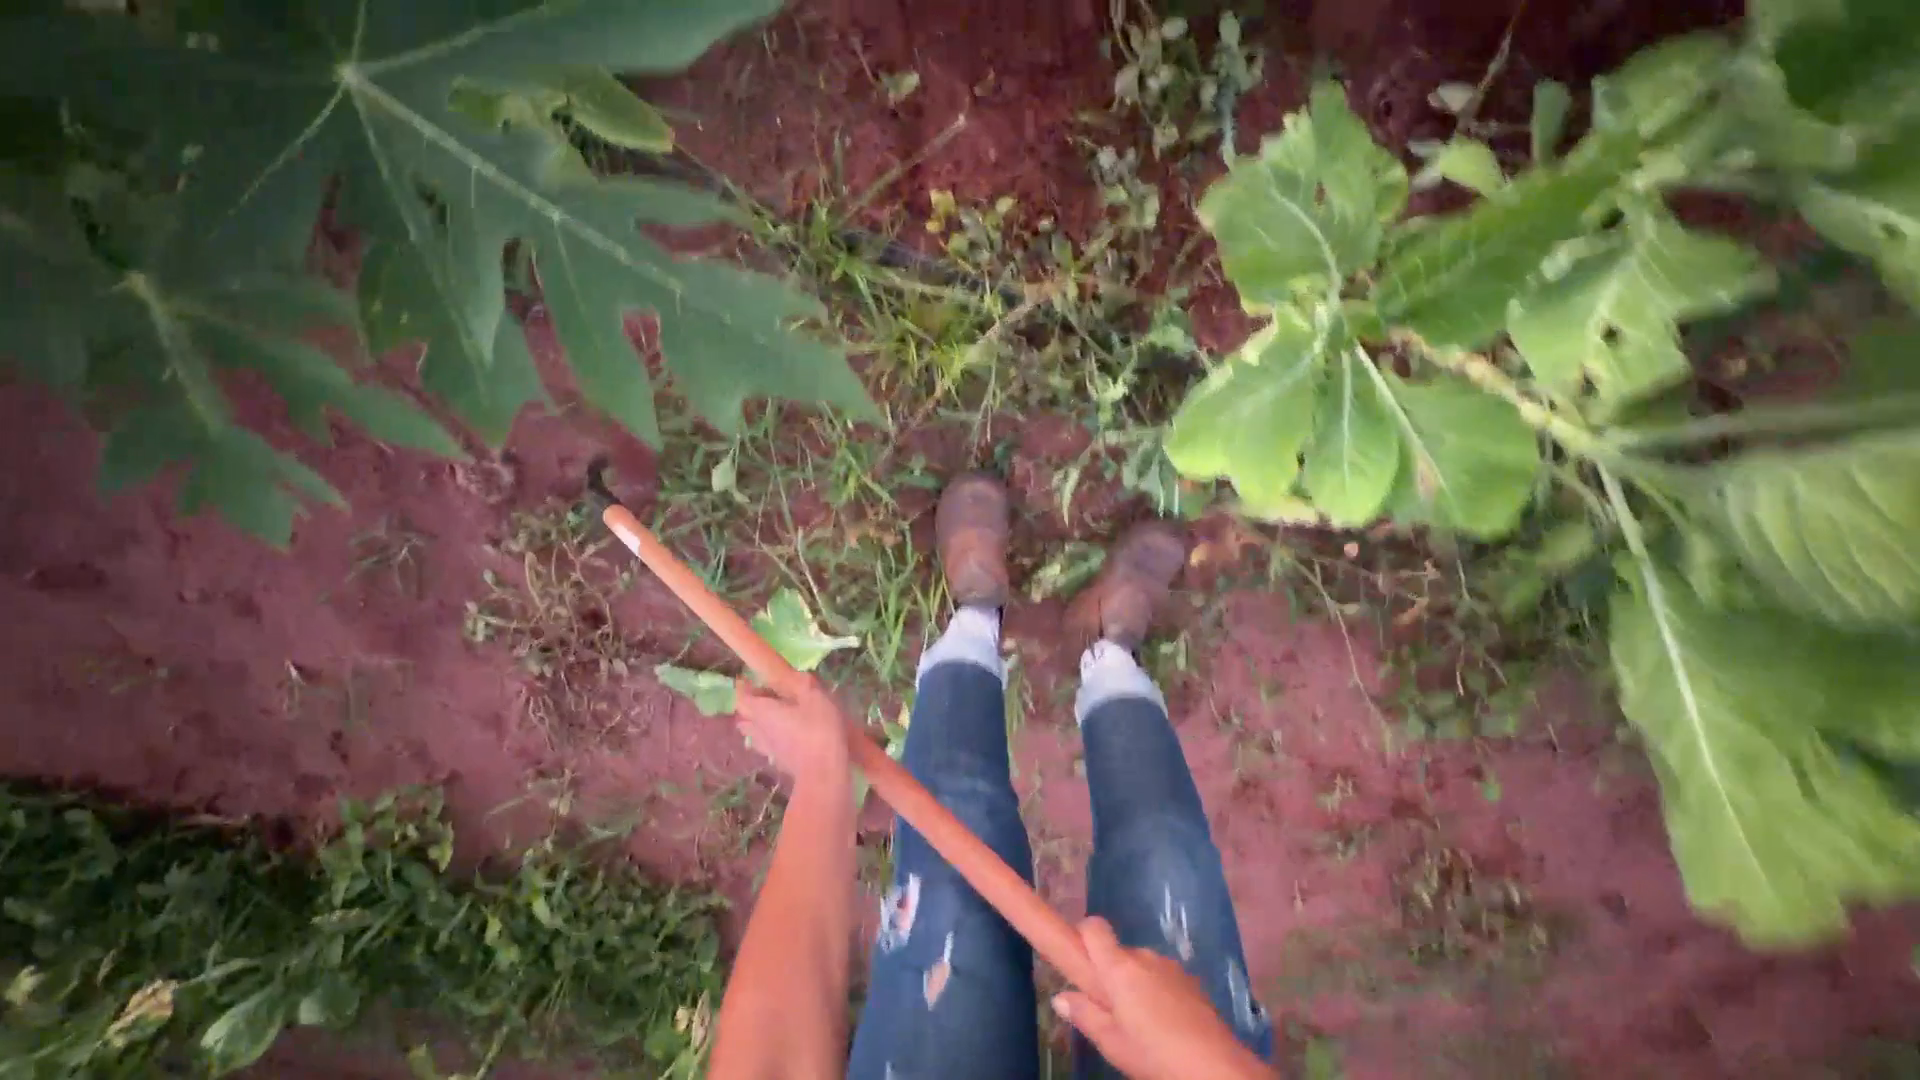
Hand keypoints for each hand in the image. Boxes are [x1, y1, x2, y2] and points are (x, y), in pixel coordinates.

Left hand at [733, 676, 850, 782]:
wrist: (823, 772)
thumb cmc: (818, 729)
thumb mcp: (814, 697)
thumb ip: (800, 683)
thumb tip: (789, 674)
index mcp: (763, 711)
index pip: (741, 698)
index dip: (742, 687)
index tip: (749, 680)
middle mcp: (759, 730)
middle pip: (743, 717)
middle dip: (749, 705)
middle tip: (766, 696)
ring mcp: (767, 749)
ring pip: (752, 734)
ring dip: (757, 723)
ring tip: (774, 716)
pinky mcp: (779, 762)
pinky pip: (766, 746)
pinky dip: (770, 738)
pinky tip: (786, 737)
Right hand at [1052, 918, 1269, 1079]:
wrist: (1218, 1070)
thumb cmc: (1155, 1056)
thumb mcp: (1113, 1044)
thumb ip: (1085, 1016)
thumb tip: (1059, 997)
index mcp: (1119, 968)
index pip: (1094, 927)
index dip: (1083, 935)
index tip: (1080, 960)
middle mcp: (1144, 957)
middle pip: (1119, 952)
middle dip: (1111, 973)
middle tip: (1111, 1010)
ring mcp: (1171, 967)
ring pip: (1143, 966)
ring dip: (1136, 985)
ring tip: (1141, 1024)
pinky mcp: (1192, 981)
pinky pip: (1163, 977)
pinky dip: (1158, 992)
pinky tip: (1166, 1026)